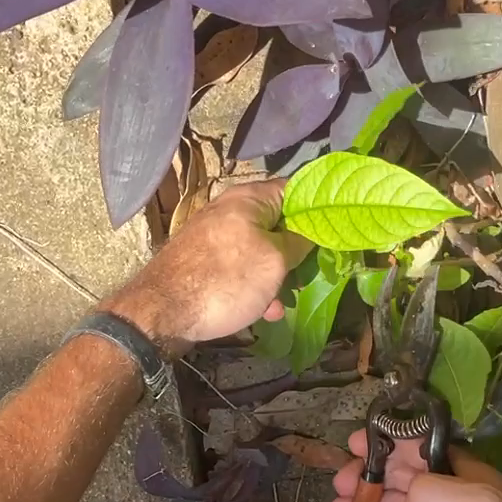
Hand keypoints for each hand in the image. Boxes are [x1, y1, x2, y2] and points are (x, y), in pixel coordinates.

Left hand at [101, 179, 311, 354]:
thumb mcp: (275, 261)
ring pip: (262, 251)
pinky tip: (262, 312)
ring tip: (284, 301)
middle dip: (299, 250)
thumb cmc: (225, 281)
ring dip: (278, 276)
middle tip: (314, 272)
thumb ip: (300, 242)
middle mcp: (230, 211)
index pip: (296, 188)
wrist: (162, 313)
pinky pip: (241, 270)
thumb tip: (312, 231)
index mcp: (249, 199)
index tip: (339, 226)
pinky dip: (255, 288)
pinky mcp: (205, 264)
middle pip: (279, 223)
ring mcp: (215, 238)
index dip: (319, 206)